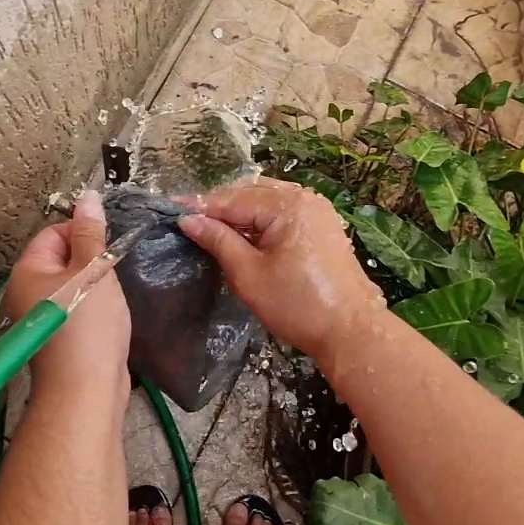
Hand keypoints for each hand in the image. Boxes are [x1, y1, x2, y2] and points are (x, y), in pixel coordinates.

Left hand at [3, 191, 130, 388]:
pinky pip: (77, 309)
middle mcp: (27, 293)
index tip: (109, 242)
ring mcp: (42, 319)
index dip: (82, 231)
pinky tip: (113, 314)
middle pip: (63, 259)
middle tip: (116, 266)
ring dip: (97, 284)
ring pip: (73, 285)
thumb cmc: (88, 325)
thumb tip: (87, 197)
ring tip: (118, 290)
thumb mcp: (93, 270)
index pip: (53, 233)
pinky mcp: (58, 339)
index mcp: (27, 271)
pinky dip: (95, 307)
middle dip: (92, 258)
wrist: (86, 390)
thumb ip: (91, 233)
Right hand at [176, 178, 386, 358]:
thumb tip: (188, 220)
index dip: (201, 206)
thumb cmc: (297, 306)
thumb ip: (218, 241)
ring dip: (240, 211)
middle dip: (220, 206)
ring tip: (212, 227)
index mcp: (288, 206)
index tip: (172, 208)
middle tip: (190, 220)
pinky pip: (282, 211)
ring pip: (266, 200)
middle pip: (250, 193)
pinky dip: (260, 219)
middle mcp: (304, 198)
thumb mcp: (249, 275)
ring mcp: (317, 210)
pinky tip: (244, 234)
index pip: (234, 199)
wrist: (350, 331)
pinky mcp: (322, 225)